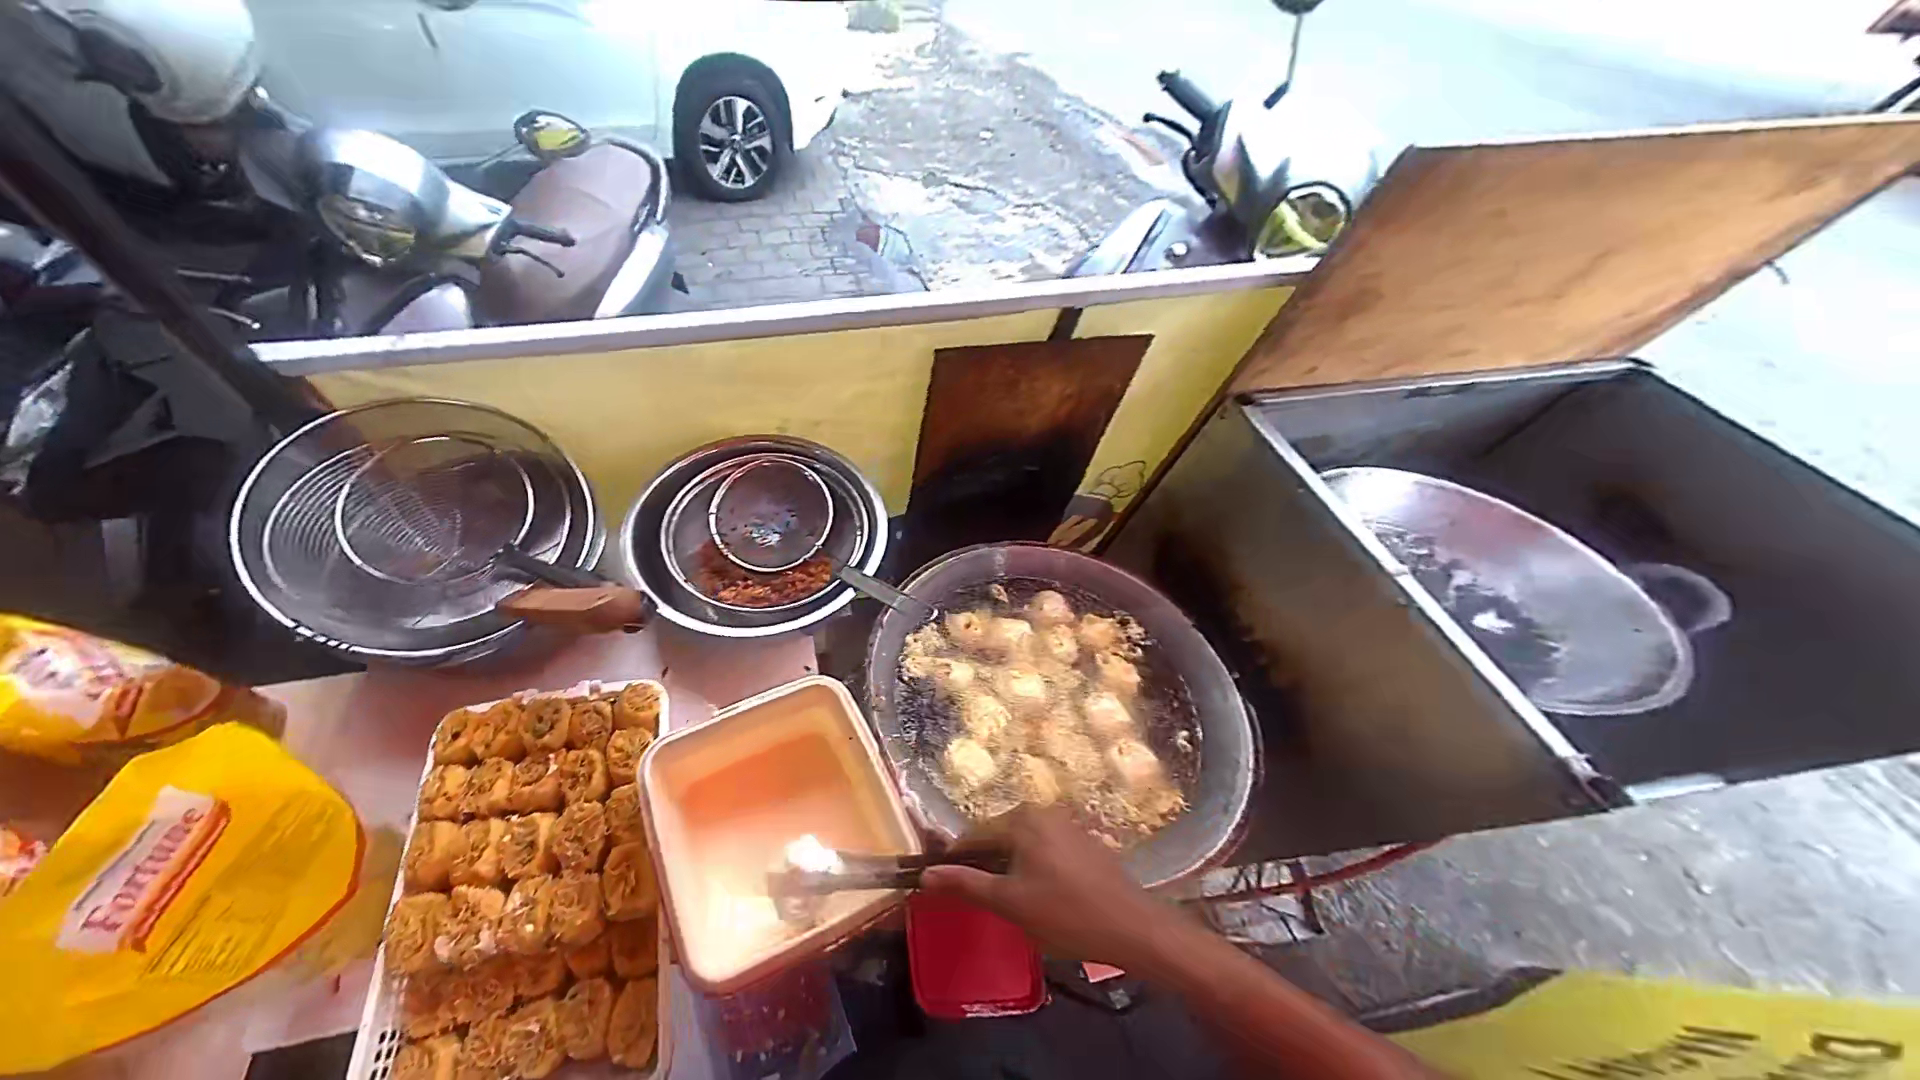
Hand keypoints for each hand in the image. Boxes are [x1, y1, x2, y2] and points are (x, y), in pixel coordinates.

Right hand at [920, 805, 1184, 969]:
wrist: (1132, 926)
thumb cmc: (1065, 914)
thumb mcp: (1009, 903)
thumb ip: (966, 884)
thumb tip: (925, 874)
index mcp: (1021, 818)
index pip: (973, 835)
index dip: (956, 861)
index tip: (946, 887)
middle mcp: (1042, 810)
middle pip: (999, 835)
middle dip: (986, 864)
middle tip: (984, 900)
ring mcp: (1066, 822)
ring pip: (1023, 842)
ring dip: (1011, 866)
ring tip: (1012, 902)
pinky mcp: (1084, 839)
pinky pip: (1046, 847)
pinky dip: (1035, 865)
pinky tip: (1043, 895)